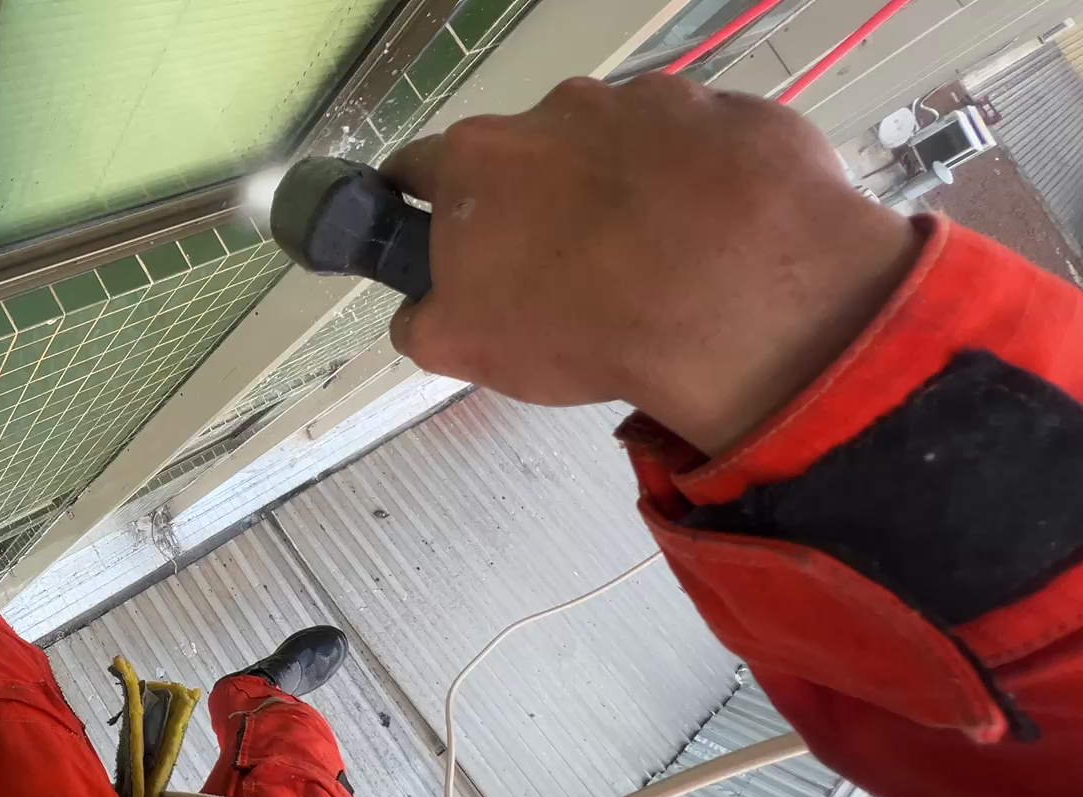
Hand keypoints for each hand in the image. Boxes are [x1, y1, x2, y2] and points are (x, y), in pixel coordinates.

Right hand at [384, 75, 919, 454]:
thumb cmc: (567, 321)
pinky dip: (672, 190)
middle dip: (514, 209)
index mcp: (474, 159)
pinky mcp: (730, 111)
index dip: (411, 207)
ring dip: (595, 195)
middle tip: (541, 276)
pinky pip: (679, 153)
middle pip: (512, 161)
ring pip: (598, 151)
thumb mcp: (453, 347)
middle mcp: (553, 109)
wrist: (734, 303)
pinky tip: (688, 243)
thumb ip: (414, 319)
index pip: (412, 168)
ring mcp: (649, 100)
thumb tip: (421, 306)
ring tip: (629, 262)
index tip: (427, 243)